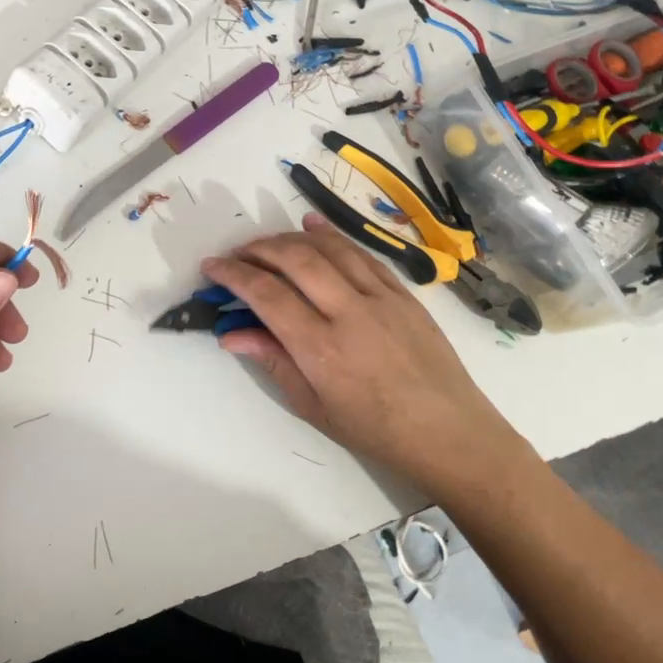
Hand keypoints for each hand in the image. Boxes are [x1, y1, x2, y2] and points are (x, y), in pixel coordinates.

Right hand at [203, 213, 531, 496]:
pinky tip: (312, 228)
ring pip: (329, 249)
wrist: (451, 434)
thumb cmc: (375, 430)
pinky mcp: (404, 295)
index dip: (232, 274)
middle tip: (235, 255)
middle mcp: (350, 314)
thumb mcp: (313, 406)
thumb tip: (231, 334)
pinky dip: (333, 237)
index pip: (266, 294)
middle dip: (257, 249)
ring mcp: (381, 299)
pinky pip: (363, 254)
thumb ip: (273, 362)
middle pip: (295, 260)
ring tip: (266, 243)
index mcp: (321, 348)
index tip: (211, 267)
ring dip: (290, 238)